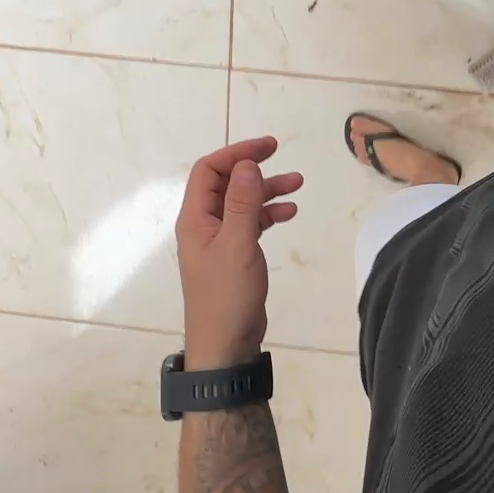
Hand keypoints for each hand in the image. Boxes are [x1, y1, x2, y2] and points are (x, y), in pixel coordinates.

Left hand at [174, 137, 303, 369]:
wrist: (225, 345)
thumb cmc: (227, 295)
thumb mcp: (237, 245)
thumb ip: (242, 203)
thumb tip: (247, 164)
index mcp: (195, 219)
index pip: (210, 171)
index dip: (237, 153)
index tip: (268, 147)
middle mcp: (204, 224)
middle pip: (227, 183)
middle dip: (254, 169)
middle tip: (283, 158)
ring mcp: (218, 240)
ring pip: (241, 202)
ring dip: (267, 191)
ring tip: (298, 186)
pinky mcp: (233, 254)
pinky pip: (250, 222)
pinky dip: (268, 214)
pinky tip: (289, 213)